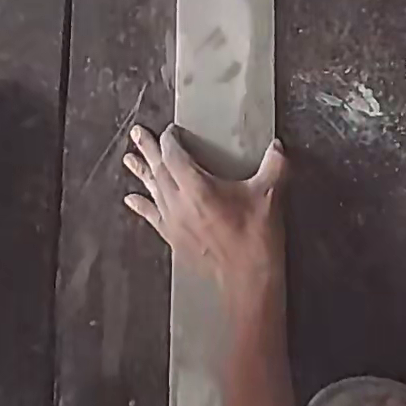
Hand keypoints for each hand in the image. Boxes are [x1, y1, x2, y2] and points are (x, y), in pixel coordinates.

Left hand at [124, 125, 288, 325]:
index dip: (171, 141)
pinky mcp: (174, 237)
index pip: (175, 156)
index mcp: (199, 187)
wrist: (247, 275)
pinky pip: (152, 216)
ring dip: (142, 172)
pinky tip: (131, 199)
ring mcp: (173, 221)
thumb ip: (275, 165)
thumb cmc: (257, 234)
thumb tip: (277, 146)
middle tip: (137, 133)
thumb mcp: (269, 195)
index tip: (171, 130)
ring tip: (129, 158)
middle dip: (149, 150)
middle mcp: (179, 202)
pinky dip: (142, 205)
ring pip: (152, 190)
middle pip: (158, 170)